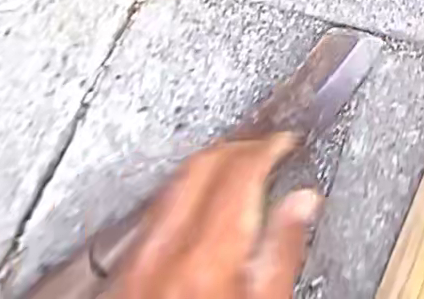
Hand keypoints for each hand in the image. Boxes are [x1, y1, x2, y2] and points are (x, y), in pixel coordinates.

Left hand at [106, 135, 322, 298]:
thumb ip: (284, 253)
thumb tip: (304, 201)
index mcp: (210, 257)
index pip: (242, 168)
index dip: (270, 145)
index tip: (286, 142)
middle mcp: (166, 251)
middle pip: (202, 164)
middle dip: (239, 146)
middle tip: (266, 148)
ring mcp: (136, 266)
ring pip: (174, 184)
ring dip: (210, 164)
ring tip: (239, 170)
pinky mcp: (120, 281)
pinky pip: (156, 213)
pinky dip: (185, 193)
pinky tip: (202, 208)